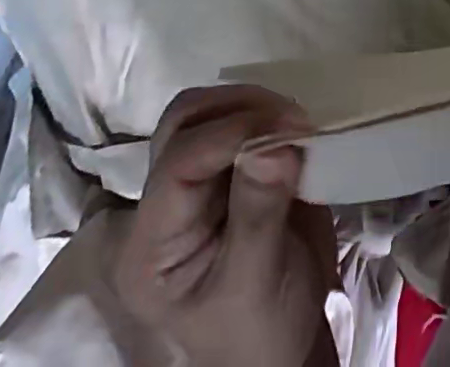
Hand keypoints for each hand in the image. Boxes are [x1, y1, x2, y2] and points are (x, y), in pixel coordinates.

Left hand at [117, 86, 338, 366]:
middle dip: (238, 109)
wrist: (284, 347)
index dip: (229, 134)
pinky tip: (297, 129)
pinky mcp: (228, 169)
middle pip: (182, 123)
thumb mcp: (257, 284)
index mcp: (152, 242)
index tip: (286, 128)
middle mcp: (165, 201)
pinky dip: (268, 114)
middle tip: (293, 120)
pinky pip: (239, 121)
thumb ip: (259, 213)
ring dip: (254, 106)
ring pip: (207, 112)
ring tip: (298, 124)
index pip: (177, 164)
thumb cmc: (261, 330)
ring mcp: (196, 181)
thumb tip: (273, 143)